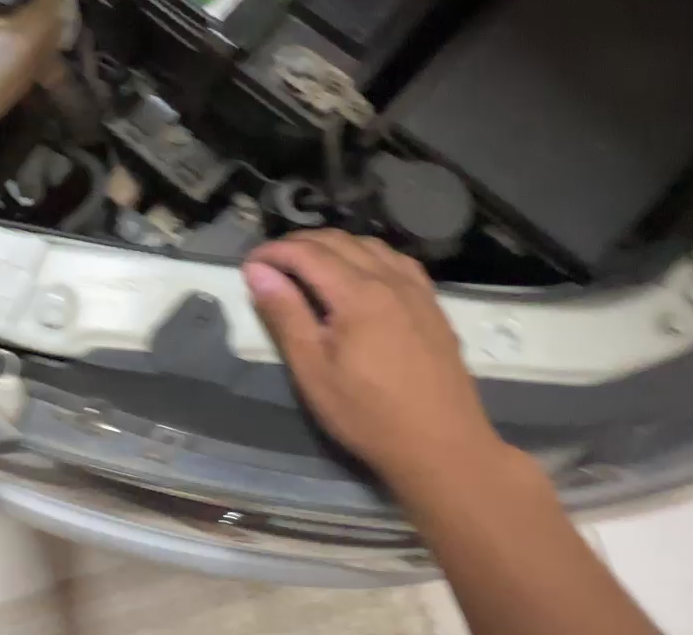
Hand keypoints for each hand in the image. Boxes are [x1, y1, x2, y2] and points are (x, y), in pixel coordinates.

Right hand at [241, 231, 507, 488]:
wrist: (445, 450)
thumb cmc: (369, 416)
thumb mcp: (313, 371)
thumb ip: (285, 314)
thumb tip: (258, 271)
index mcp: (358, 294)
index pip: (305, 253)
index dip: (271, 253)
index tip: (248, 266)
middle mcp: (389, 279)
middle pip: (335, 240)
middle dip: (296, 244)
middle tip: (270, 265)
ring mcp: (416, 290)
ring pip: (367, 244)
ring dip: (331, 245)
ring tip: (307, 266)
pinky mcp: (432, 304)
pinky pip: (396, 259)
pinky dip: (366, 254)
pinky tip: (358, 273)